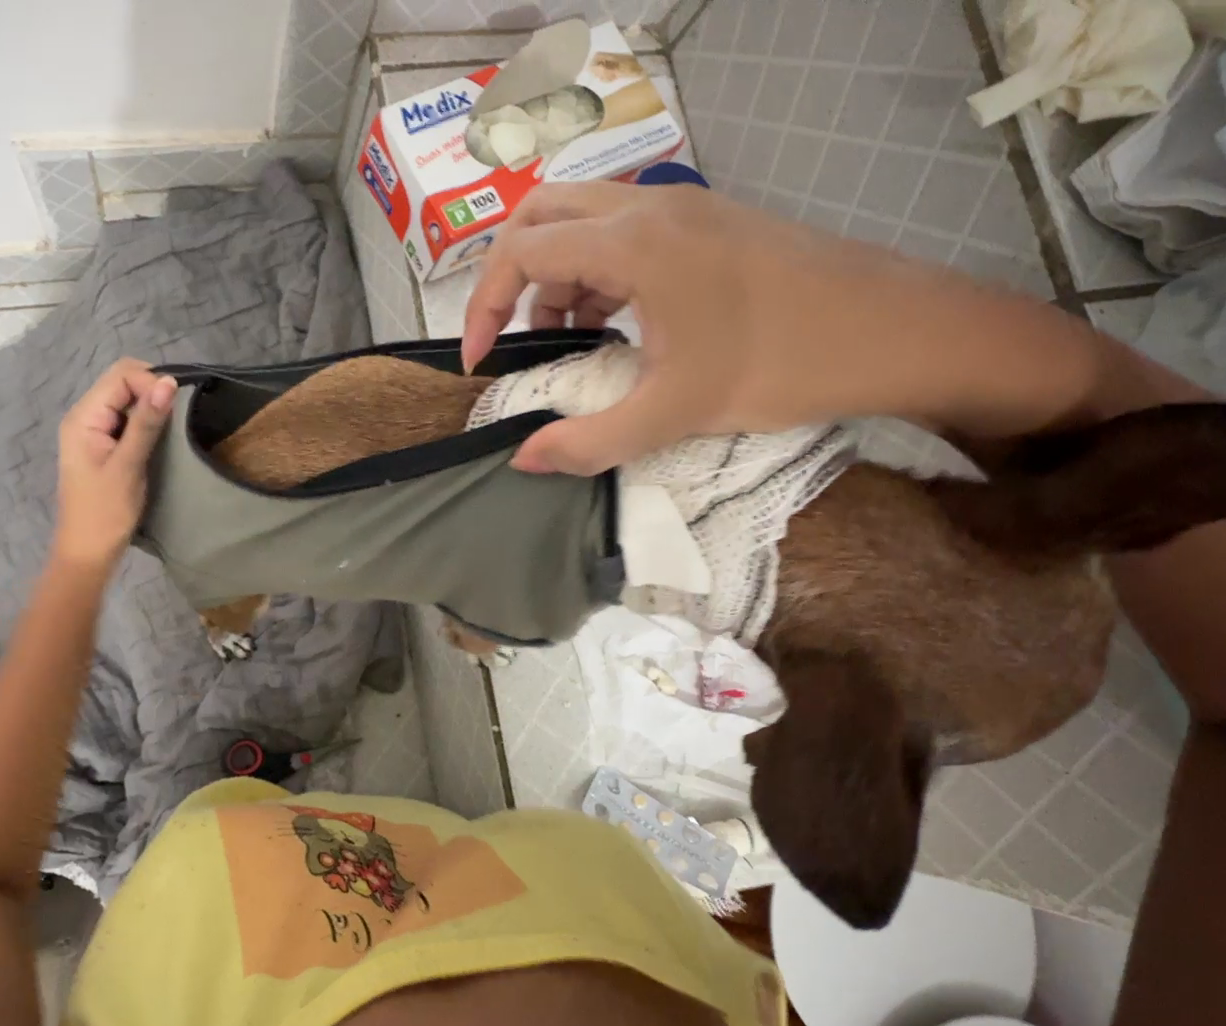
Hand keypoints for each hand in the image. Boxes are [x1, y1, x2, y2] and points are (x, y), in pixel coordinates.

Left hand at [50, 359, 176, 569]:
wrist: (87, 554)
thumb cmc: (105, 513)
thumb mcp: (128, 466)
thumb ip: (146, 423)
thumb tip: (168, 382)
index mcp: (83, 417)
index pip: (121, 375)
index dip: (150, 383)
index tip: (174, 409)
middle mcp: (84, 417)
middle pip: (121, 382)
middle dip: (151, 391)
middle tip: (175, 419)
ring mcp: (92, 432)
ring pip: (125, 401)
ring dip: (150, 408)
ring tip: (170, 430)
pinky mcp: (103, 446)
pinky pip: (125, 420)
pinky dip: (144, 423)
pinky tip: (157, 440)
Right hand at [462, 182, 1113, 475]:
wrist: (900, 330)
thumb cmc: (783, 366)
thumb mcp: (673, 413)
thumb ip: (587, 441)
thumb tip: (521, 461)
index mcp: (633, 243)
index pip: (522, 251)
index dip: (485, 307)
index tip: (480, 360)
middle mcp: (648, 208)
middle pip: (540, 212)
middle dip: (509, 275)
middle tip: (509, 333)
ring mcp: (681, 208)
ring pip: (580, 218)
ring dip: (553, 274)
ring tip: (563, 339)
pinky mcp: (705, 220)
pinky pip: (620, 230)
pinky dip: (593, 271)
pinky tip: (611, 324)